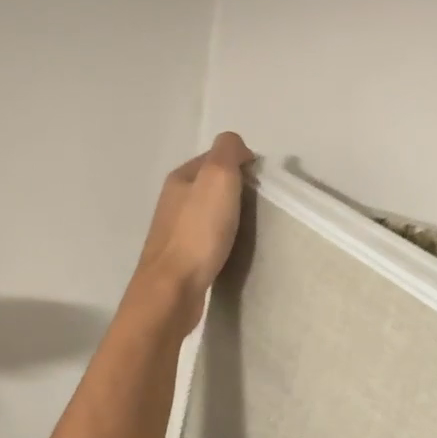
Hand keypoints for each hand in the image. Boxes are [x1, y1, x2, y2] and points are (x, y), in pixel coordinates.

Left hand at [131, 132, 254, 333]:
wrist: (173, 289)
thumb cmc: (198, 233)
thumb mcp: (218, 178)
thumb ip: (227, 152)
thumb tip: (238, 147)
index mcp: (180, 178)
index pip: (214, 157)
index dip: (240, 163)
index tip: (263, 181)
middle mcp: (173, 201)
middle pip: (210, 185)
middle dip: (235, 190)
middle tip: (261, 205)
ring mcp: (174, 231)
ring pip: (208, 212)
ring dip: (228, 215)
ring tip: (250, 228)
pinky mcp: (181, 259)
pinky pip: (206, 238)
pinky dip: (221, 238)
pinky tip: (232, 249)